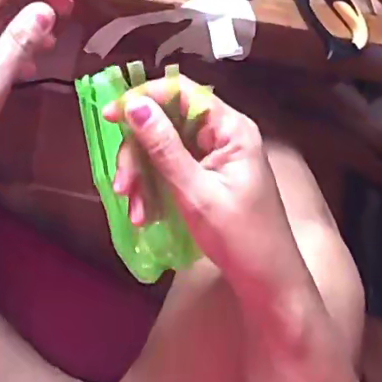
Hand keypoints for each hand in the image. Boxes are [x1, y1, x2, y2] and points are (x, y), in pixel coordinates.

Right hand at [103, 76, 301, 295]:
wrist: (269, 289)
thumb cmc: (241, 240)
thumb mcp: (195, 192)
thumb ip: (163, 146)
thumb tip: (134, 104)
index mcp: (230, 129)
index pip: (180, 92)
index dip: (143, 98)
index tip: (111, 116)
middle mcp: (221, 133)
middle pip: (163, 121)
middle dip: (137, 152)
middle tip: (122, 183)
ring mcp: (211, 153)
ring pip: (159, 145)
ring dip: (140, 174)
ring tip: (134, 208)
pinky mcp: (203, 173)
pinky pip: (166, 165)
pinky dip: (150, 185)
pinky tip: (143, 212)